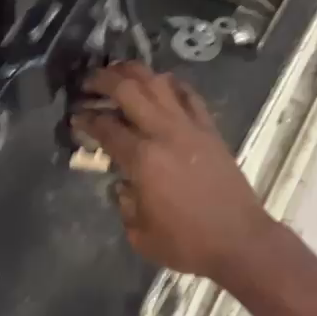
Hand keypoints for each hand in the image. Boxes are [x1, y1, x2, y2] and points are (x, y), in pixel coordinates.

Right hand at [72, 61, 282, 286]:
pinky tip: (160, 83)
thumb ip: (124, 204)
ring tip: (118, 72)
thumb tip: (122, 184)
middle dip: (102, 80)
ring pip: (157, 82)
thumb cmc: (188, 243)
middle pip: (127, 89)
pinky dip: (170, 83)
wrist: (241, 242)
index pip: (105, 127)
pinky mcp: (209, 128)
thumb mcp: (141, 235)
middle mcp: (163, 132)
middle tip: (88, 82)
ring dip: (133, 72)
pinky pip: (188, 94)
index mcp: (142, 159)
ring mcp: (189, 126)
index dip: (85, 118)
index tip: (75, 115)